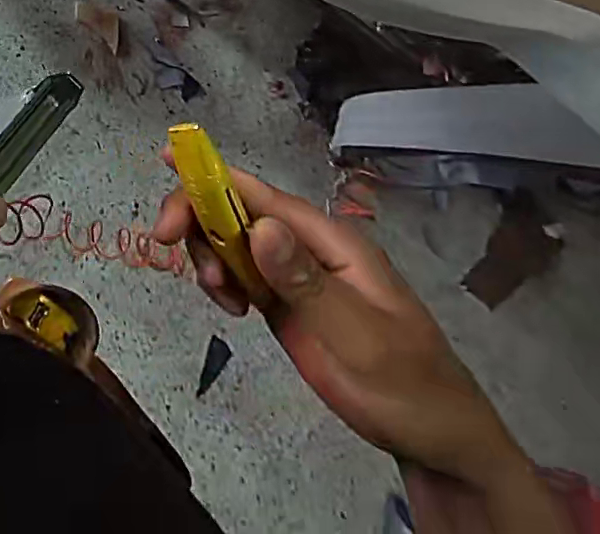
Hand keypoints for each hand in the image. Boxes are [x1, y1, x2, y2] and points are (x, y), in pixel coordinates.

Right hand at [152, 154, 528, 491]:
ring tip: (221, 299)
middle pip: (235, 211)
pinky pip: (237, 273)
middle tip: (167, 245)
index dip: (211, 173)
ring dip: (208, 257)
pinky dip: (220, 283)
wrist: (434, 437)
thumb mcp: (358, 333)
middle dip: (197, 219)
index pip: (259, 194)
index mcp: (327, 238)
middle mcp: (303, 245)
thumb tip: (259, 227)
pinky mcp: (281, 298)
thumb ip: (305, 280)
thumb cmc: (407, 382)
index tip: (165, 162)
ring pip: (229, 241)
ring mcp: (290, 271)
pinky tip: (233, 310)